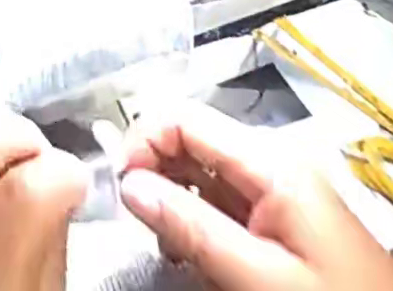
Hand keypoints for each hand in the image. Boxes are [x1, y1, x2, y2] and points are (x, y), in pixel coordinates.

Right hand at [119, 102, 392, 290]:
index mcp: (268, 160)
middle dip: (154, 169)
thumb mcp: (260, 279)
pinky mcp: (275, 215)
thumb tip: (130, 183)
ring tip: (165, 243)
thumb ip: (194, 228)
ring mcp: (272, 188)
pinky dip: (193, 217)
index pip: (187, 117)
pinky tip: (189, 251)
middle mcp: (267, 161)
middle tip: (135, 221)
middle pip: (192, 137)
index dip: (144, 140)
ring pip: (200, 169)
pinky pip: (218, 199)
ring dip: (170, 197)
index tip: (118, 188)